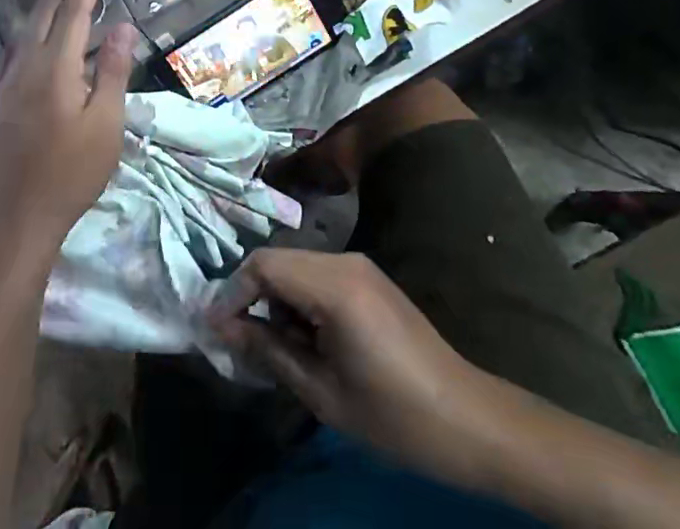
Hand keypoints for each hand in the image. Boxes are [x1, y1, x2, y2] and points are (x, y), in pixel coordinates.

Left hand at [0, 0, 136, 251]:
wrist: (19, 214)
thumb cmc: (73, 171)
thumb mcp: (106, 123)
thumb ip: (111, 71)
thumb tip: (123, 27)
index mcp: (56, 68)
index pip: (74, 14)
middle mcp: (28, 65)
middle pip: (46, 12)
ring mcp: (11, 81)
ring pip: (28, 27)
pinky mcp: (4, 97)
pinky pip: (18, 47)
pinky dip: (32, 26)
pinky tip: (34, 28)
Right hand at [208, 249, 493, 481]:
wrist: (465, 418)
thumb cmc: (392, 413)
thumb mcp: (320, 389)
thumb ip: (268, 349)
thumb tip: (222, 327)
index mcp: (335, 286)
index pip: (264, 265)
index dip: (232, 293)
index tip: (214, 329)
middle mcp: (346, 261)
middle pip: (278, 260)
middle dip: (251, 296)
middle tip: (238, 342)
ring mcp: (360, 266)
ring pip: (296, 266)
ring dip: (276, 300)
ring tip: (274, 349)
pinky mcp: (368, 278)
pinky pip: (317, 275)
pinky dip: (299, 300)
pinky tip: (305, 339)